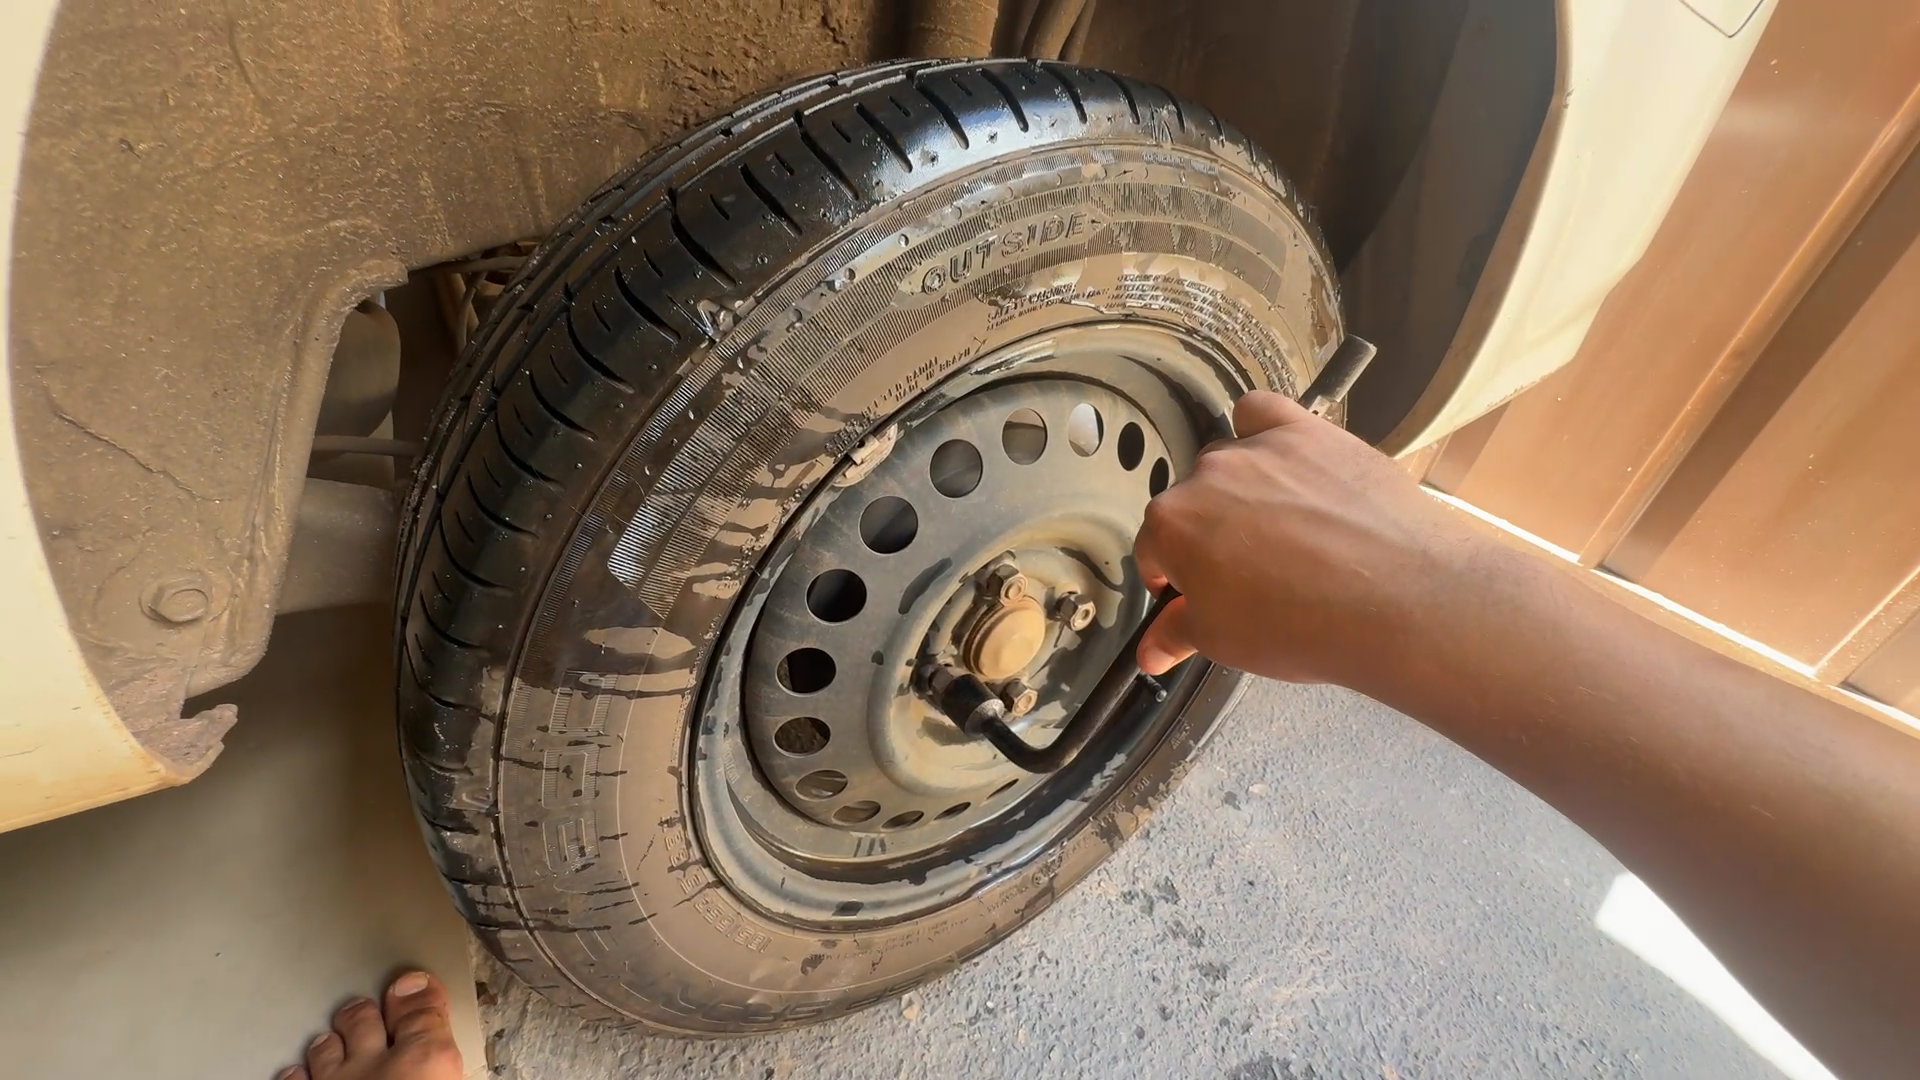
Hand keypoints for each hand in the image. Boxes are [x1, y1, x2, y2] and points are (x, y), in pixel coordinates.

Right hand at [1132, 391, 1487, 686]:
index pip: (1153, 551)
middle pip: (1189, 504)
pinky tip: (1278, 459)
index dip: (1173, 580)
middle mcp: (1205, 476)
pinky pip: (1262, 413)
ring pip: (1226, 463)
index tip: (1197, 596)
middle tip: (1247, 572)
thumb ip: (1175, 635)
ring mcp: (1257, 449)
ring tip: (1281, 527)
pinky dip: (1259, 431)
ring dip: (1237, 490)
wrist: (1402, 601)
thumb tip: (1150, 650)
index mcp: (1172, 525)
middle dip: (1206, 535)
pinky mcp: (1307, 432)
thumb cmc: (1302, 624)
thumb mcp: (1224, 642)